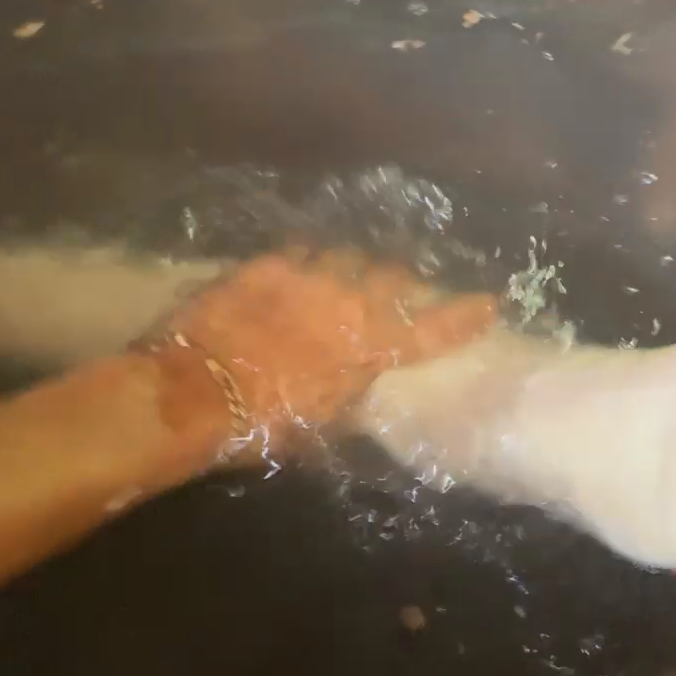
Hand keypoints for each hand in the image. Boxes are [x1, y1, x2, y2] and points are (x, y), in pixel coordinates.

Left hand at [156, 249, 496, 453]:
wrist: (184, 398)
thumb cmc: (261, 425)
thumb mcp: (324, 427)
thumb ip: (354, 398)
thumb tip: (366, 392)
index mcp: (375, 348)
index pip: (439, 328)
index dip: (467, 314)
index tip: (491, 302)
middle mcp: (355, 305)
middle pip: (395, 274)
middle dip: (399, 279)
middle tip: (395, 285)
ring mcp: (312, 279)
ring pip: (349, 253)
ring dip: (353, 264)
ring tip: (344, 271)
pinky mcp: (268, 266)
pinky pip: (300, 249)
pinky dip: (307, 257)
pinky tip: (299, 266)